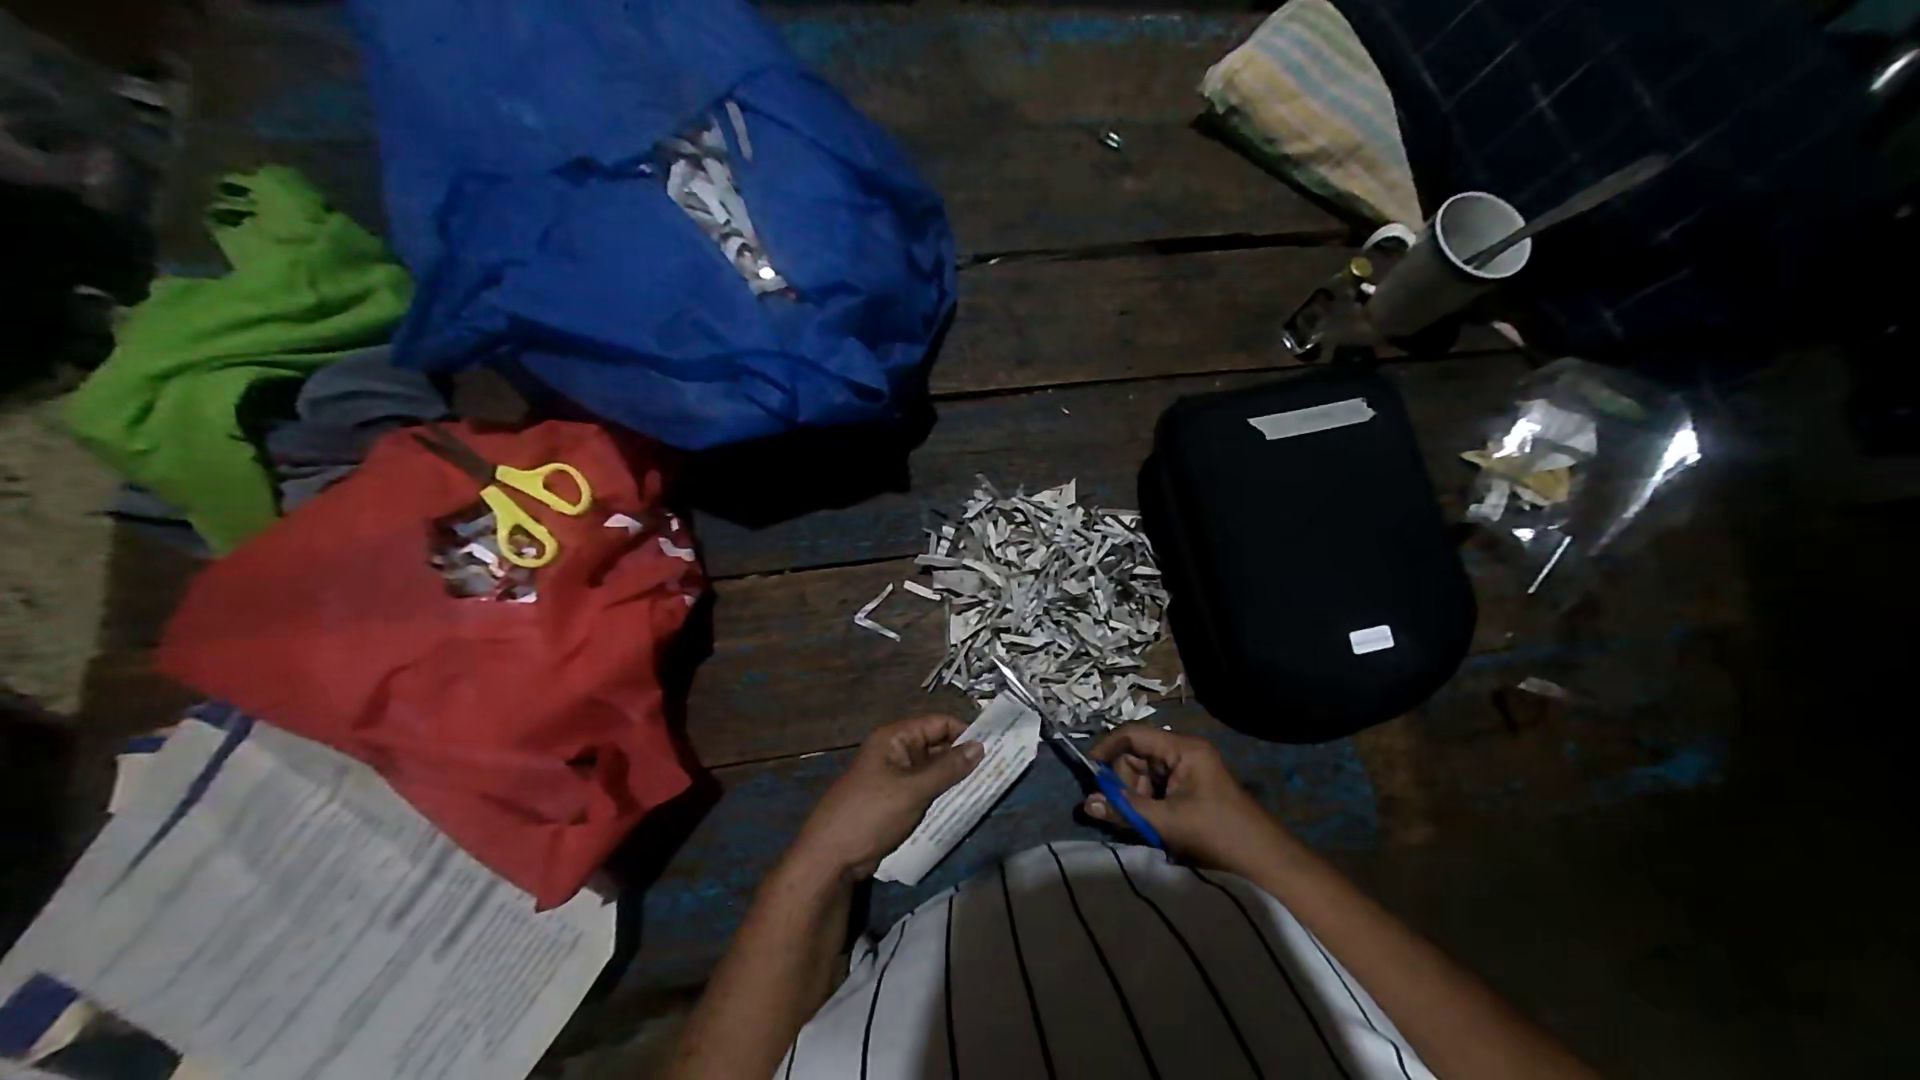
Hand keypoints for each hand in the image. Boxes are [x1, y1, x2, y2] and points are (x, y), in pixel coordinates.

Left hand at [789, 715, 983, 880]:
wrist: (832, 856)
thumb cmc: (871, 813)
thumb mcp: (913, 789)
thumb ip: (948, 768)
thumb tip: (980, 747)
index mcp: (896, 738)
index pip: (939, 723)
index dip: (965, 732)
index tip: (995, 745)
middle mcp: (897, 752)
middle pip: (938, 746)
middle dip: (965, 757)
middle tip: (998, 769)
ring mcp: (897, 777)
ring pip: (935, 771)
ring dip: (957, 778)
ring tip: (990, 786)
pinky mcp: (898, 801)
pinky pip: (928, 790)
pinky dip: (945, 795)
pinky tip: (966, 804)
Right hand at [1083, 725, 1281, 870]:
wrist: (1267, 863)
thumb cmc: (1220, 834)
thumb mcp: (1167, 822)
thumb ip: (1125, 809)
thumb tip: (1087, 802)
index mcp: (1183, 748)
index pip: (1134, 734)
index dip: (1107, 747)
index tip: (1088, 770)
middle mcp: (1184, 753)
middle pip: (1136, 755)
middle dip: (1124, 782)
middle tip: (1123, 809)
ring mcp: (1187, 772)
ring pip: (1143, 775)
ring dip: (1135, 797)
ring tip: (1143, 823)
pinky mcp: (1189, 791)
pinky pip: (1155, 789)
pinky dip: (1147, 805)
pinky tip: (1152, 824)